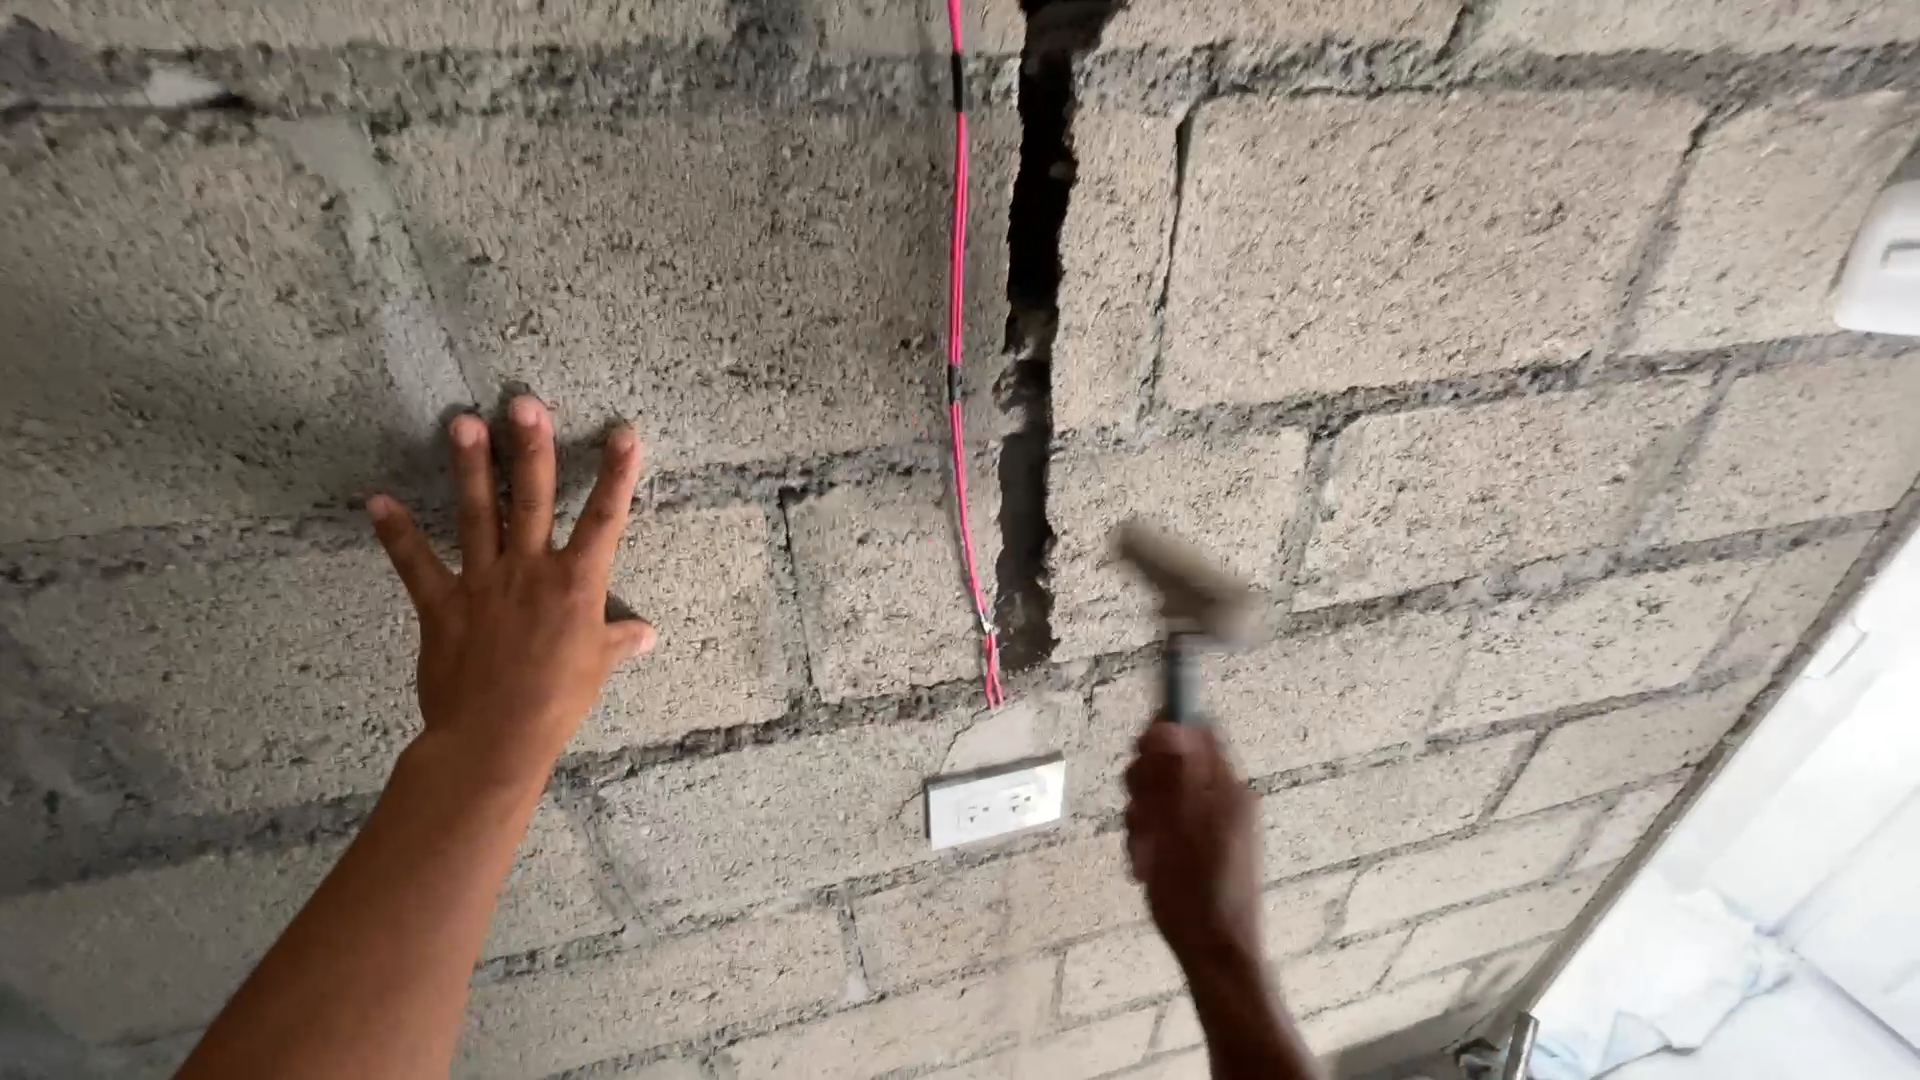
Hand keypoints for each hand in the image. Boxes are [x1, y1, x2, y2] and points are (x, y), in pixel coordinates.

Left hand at [366, 396, 656, 788]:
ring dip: (470, 468)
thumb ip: (620, 640)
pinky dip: (396, 533)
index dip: (617, 474)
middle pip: (533, 499)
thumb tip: (647, 634)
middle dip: (531, 449)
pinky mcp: (442, 604)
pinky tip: (377, 501)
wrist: (496, 736)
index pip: (607, 518)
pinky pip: (416, 564)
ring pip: (477, 515)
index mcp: (578, 583)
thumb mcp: (598, 665)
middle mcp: (532, 570)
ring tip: (462, 423)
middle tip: (525, 403)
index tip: (623, 432)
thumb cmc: (559, 699)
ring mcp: (484, 582)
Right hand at [1125, 720, 1263, 965]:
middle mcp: (1213, 796)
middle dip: (1145, 780)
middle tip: (1143, 807)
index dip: (1166, 729)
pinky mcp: (1178, 843)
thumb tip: (1169, 721)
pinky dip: (1141, 839)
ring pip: (1151, 791)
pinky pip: (1149, 822)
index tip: (1142, 749)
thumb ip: (1179, 770)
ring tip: (1146, 846)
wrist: (1210, 950)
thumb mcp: (1188, 822)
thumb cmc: (1204, 887)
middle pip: (1167, 758)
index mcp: (1226, 785)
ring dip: (1139, 814)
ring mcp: (1195, 820)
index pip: (1197, 731)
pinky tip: (1146, 863)